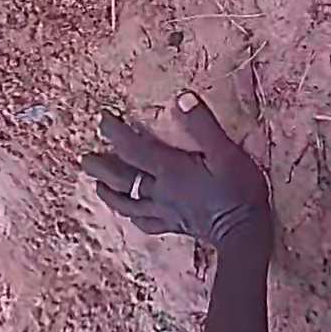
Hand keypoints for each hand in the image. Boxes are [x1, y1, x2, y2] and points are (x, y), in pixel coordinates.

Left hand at [83, 93, 273, 251]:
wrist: (245, 233)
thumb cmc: (237, 189)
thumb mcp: (225, 151)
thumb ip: (202, 125)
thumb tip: (181, 98)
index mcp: (169, 169)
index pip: (134, 148)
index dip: (115, 132)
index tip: (102, 119)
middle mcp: (160, 191)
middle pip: (123, 178)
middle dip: (102, 166)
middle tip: (85, 158)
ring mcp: (165, 211)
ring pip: (128, 202)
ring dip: (109, 193)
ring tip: (96, 185)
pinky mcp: (175, 225)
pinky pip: (145, 222)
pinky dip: (133, 216)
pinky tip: (130, 215)